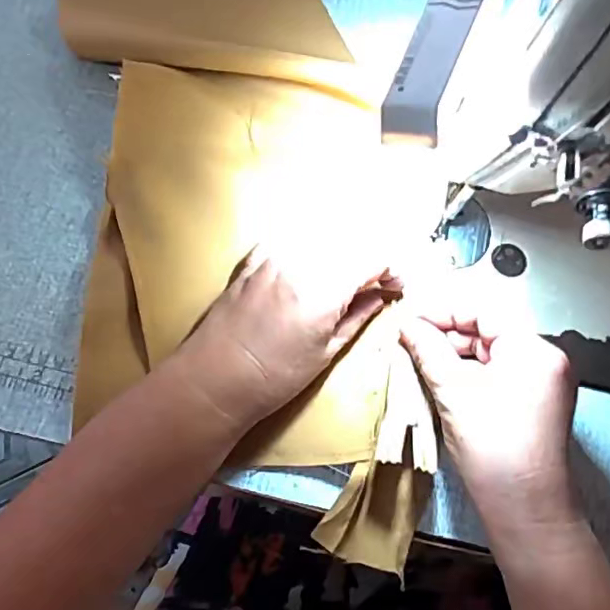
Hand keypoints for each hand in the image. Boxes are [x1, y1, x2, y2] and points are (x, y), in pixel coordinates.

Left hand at [168, 243, 396, 431]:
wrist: (213, 378)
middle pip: (350, 235)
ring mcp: (270, 254)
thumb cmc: (273, 377)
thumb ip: (357, 315)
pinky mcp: (251, 259)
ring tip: (343, 274)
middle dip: (369, 254)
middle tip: (373, 281)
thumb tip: (379, 295)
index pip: (373, 254)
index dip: (391, 268)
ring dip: (339, 246)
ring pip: (319, 230)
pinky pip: (288, 236)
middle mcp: (298, 259)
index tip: (395, 285)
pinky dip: (307, 245)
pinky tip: (309, 265)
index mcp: (323, 285)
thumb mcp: (325, 352)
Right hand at [397, 293, 578, 552]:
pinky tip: (443, 380)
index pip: (484, 313)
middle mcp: (546, 361)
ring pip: (491, 354)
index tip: (412, 320)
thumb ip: (428, 349)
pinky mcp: (534, 403)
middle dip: (448, 334)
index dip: (444, 313)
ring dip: (456, 355)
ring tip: (421, 361)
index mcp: (534, 350)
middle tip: (411, 341)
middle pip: (489, 332)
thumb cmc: (493, 445)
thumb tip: (408, 325)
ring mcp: (543, 383)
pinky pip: (498, 374)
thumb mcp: (452, 389)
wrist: (523, 503)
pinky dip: (469, 373)